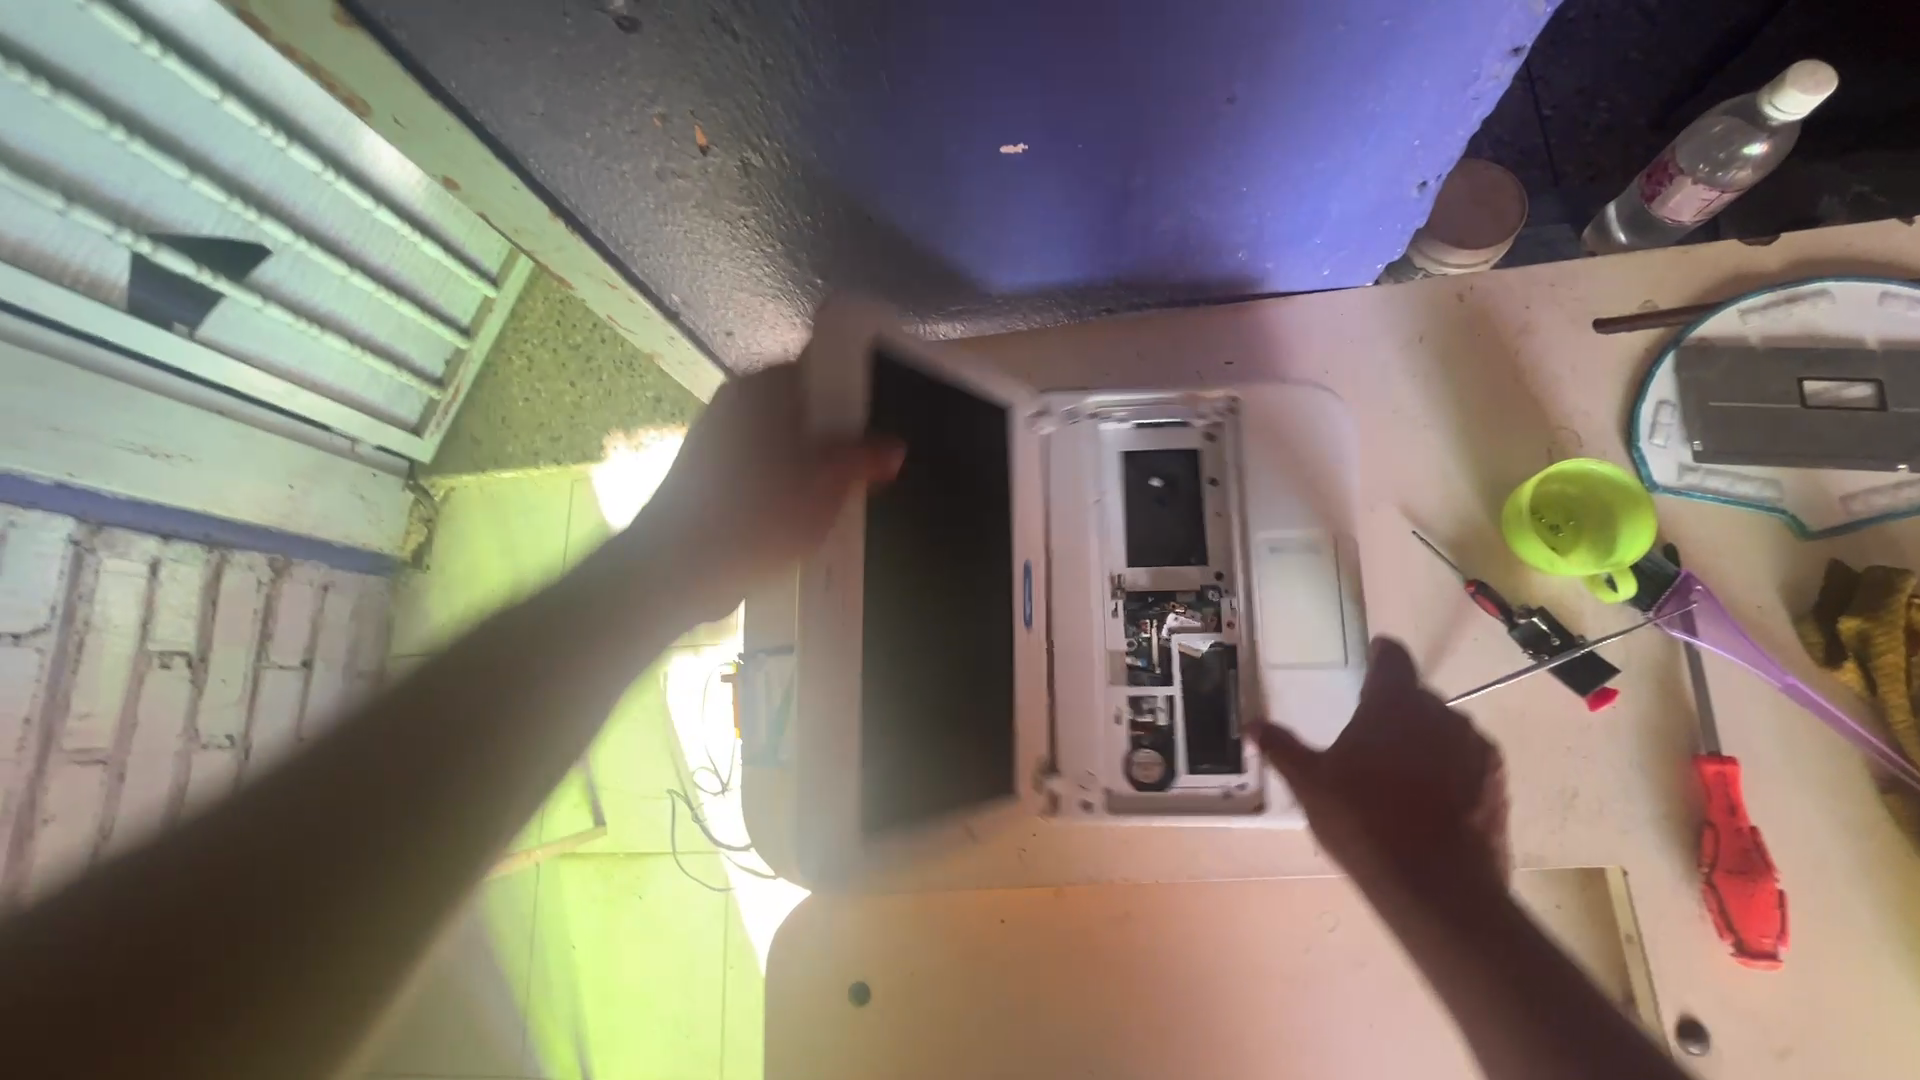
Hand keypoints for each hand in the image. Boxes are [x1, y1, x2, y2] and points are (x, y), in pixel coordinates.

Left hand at [623, 363, 903, 620]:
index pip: (821, 368)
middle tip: (872, 465)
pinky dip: (786, 488)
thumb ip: (864, 459)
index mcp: (762, 389)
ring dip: (813, 467)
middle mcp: (736, 404)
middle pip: (804, 409)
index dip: (857, 392)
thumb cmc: (757, 516)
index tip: (882, 420)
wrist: (677, 569)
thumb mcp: (826, 487)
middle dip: (838, 436)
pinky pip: (763, 472)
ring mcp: (719, 441)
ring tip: (843, 498)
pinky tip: (805, 519)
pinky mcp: (710, 478)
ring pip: (784, 444)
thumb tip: (892, 447)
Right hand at [1250, 638, 1509, 895]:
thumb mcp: (1310, 784)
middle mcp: (1441, 714)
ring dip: (1423, 738)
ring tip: (1398, 773)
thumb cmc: (1364, 822)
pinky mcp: (1497, 784)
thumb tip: (1252, 725)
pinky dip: (1449, 768)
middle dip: (1395, 708)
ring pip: (1444, 729)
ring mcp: (1475, 749)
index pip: (1391, 657)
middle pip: (1416, 696)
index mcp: (1393, 703)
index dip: (1380, 655)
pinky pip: (1466, 761)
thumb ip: (1282, 748)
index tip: (1371, 658)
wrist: (1439, 888)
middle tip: (1368, 736)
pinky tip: (1428, 800)